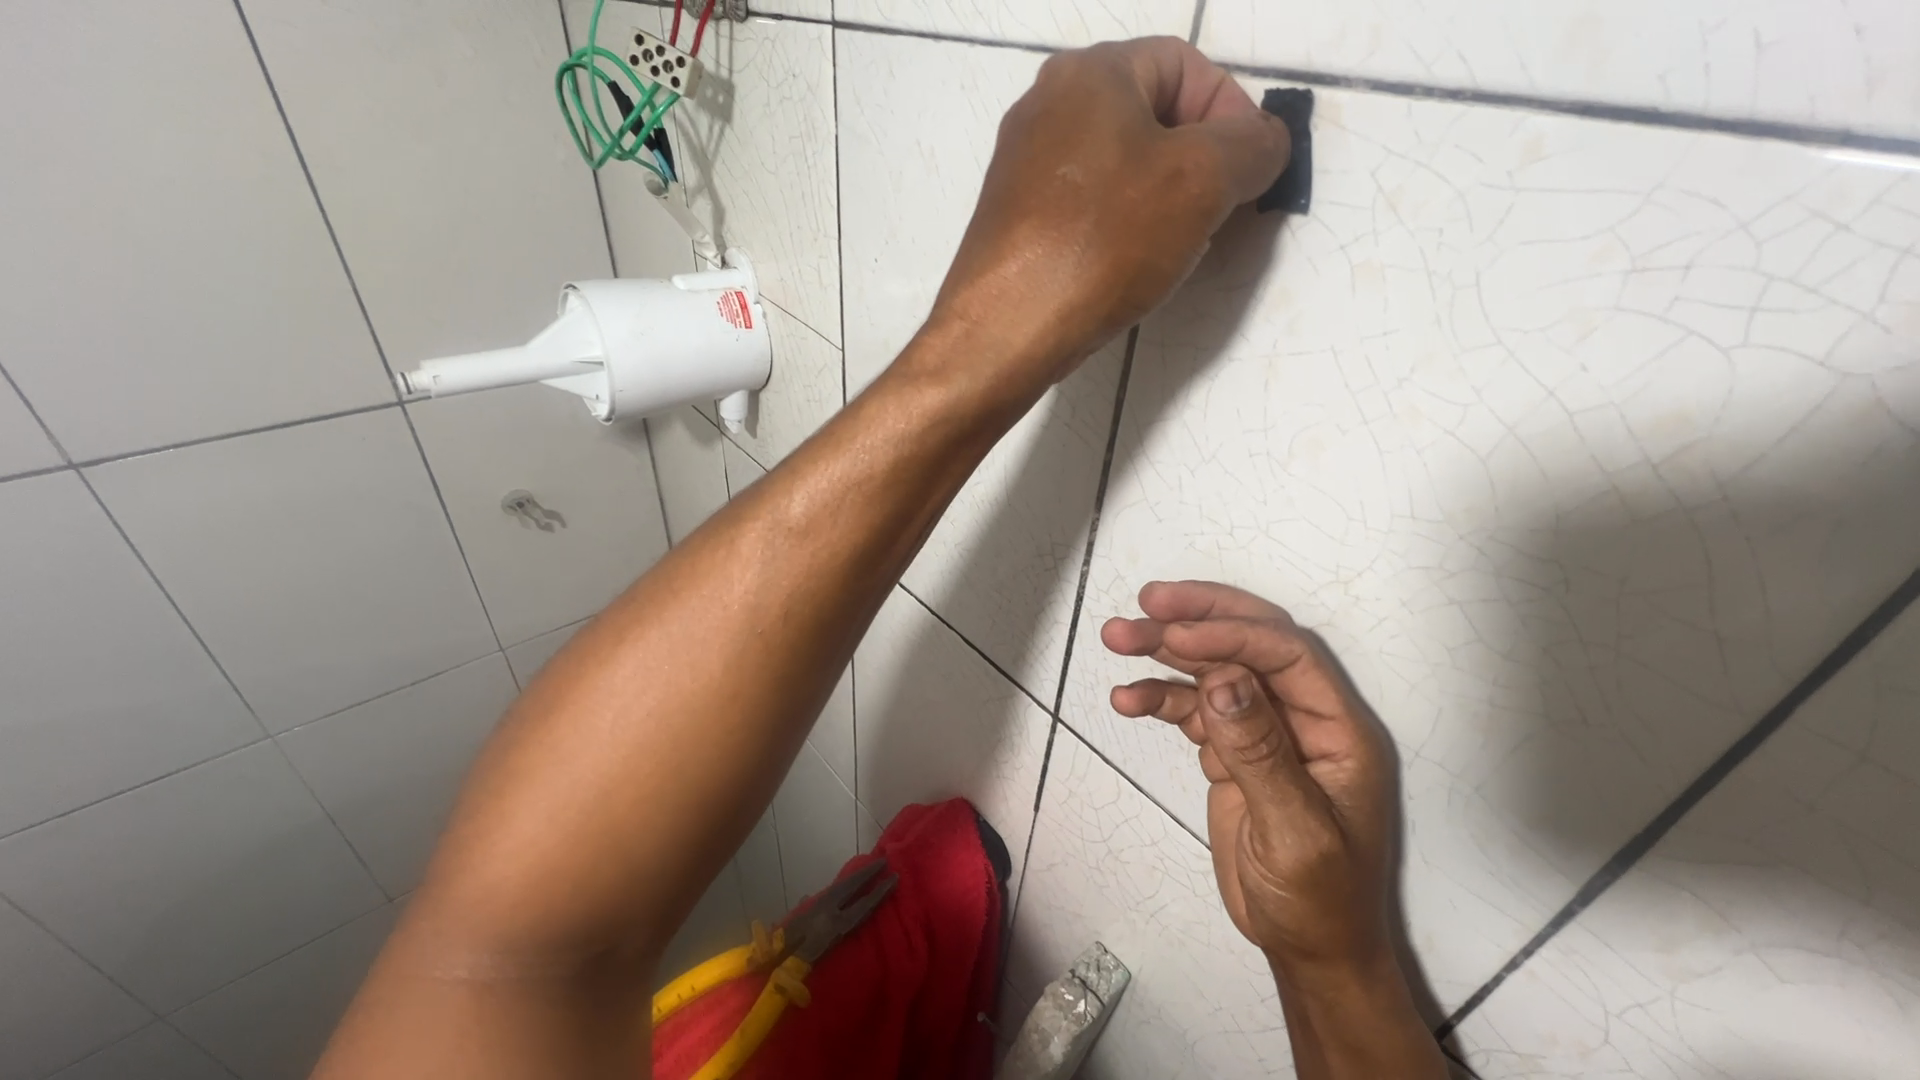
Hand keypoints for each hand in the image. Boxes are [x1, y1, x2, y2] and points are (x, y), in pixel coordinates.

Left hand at [928, 38, 1289, 392]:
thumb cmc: (1105, 240)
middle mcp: (1046, 105)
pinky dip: (1117, 228)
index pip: (1186, 65)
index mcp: (1090, 73)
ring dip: (1160, 200)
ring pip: (1117, 166)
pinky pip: (1084, 208)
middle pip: (1149, 116)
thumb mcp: (1203, 181)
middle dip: (1197, 163)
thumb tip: (1264, 142)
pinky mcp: (1012, 219)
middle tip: (1216, 215)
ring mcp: (1022, 165)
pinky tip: (1125, 269)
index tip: (1249, 174)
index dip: (1232, 112)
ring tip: (1172, 249)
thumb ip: (1253, 146)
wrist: (1006, 327)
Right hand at [1101, 581, 1396, 971]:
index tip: (1173, 632)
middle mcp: (1301, 717)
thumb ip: (1261, 754)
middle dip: (1198, 618)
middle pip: (1251, 645)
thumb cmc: (1320, 901)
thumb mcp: (1295, 834)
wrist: (1307, 949)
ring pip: (1215, 671)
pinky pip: (1194, 710)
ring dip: (1166, 653)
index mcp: (1337, 729)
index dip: (1230, 633)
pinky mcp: (1232, 751)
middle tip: (1145, 603)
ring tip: (1117, 638)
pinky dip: (1160, 699)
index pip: (1286, 654)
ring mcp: (1265, 731)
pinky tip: (1127, 698)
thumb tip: (1223, 680)